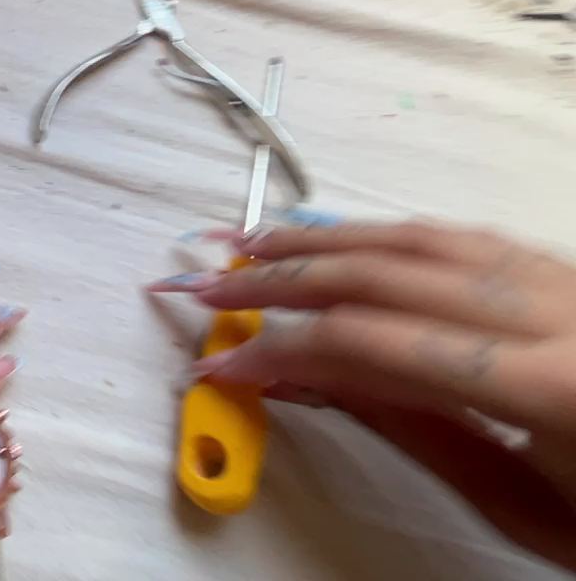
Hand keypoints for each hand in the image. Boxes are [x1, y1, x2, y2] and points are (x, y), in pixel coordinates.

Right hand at [154, 220, 575, 569]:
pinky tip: (335, 239)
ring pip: (414, 239)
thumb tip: (300, 376)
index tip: (222, 363)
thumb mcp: (534, 515)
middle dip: (278, 280)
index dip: (281, 348)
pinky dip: (381, 234)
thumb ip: (415, 434)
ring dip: (317, 240)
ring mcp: (569, 286)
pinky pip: (460, 238)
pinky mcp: (568, 275)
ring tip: (250, 243)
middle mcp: (564, 319)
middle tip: (208, 288)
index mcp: (556, 391)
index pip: (369, 344)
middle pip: (378, 275)